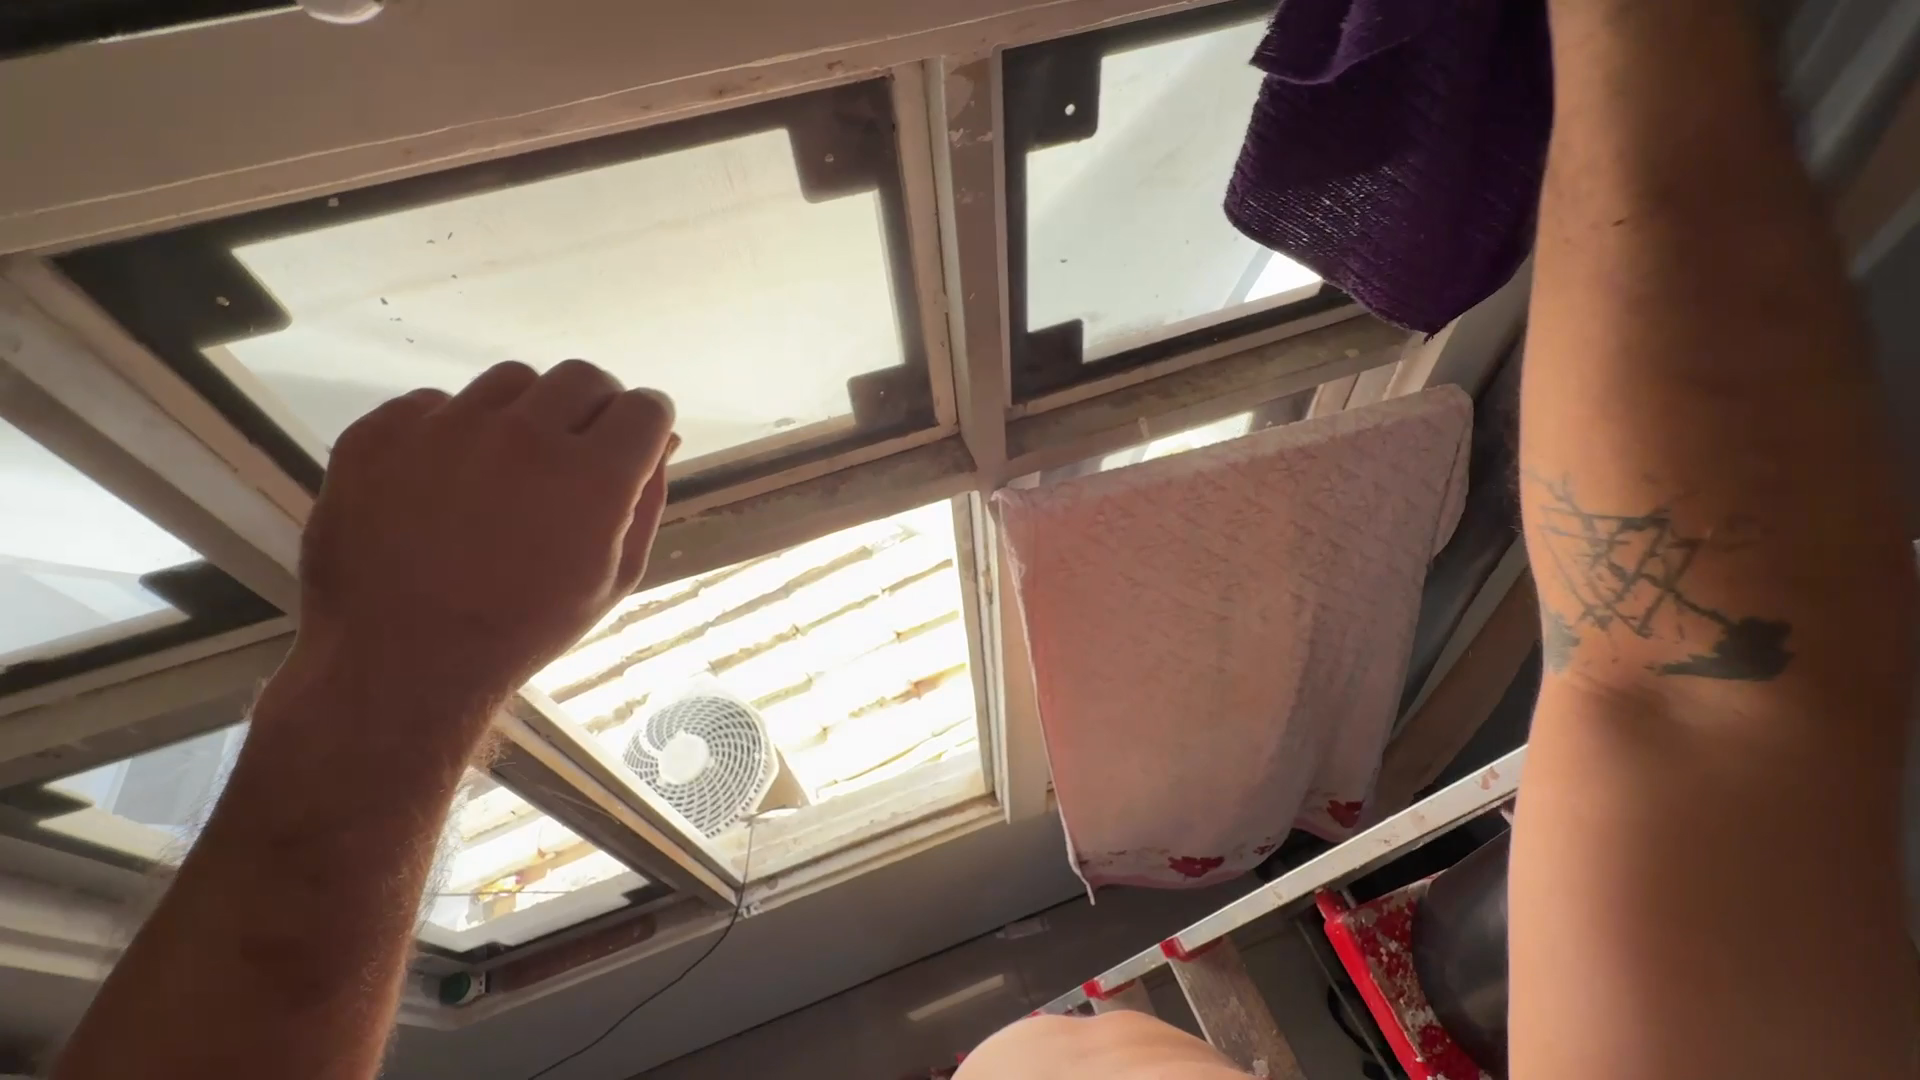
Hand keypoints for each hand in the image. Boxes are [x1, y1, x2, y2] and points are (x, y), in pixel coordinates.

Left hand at [292, 360, 675, 714]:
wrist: (402, 661)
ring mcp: (445, 428)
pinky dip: (456, 429)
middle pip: (584, 376)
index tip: (638, 440)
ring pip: (512, 380)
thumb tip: (663, 442)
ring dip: (529, 411)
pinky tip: (451, 478)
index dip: (650, 421)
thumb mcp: (616, 578)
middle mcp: (524, 435)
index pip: (645, 406)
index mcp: (592, 478)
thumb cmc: (527, 627)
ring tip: (512, 462)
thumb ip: (646, 500)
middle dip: (597, 405)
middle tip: (581, 447)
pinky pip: (436, 402)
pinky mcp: (379, 433)